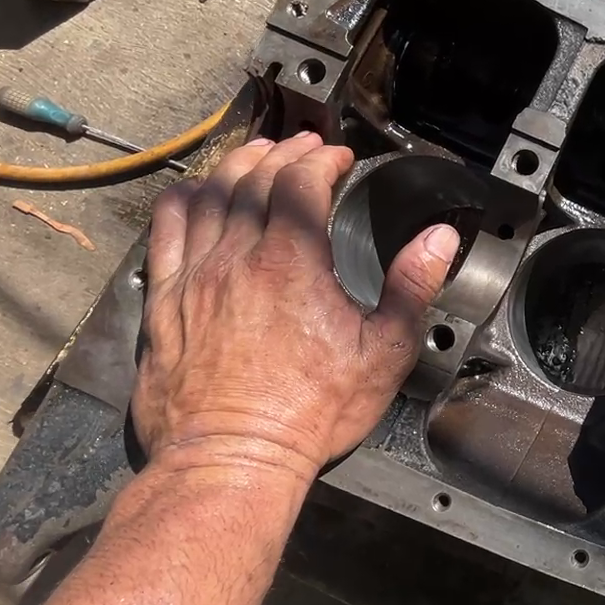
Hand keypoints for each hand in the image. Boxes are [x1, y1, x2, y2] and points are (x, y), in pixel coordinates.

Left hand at [132, 133, 459, 483]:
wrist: (234, 458)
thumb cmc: (315, 408)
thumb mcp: (386, 350)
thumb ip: (413, 286)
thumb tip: (440, 236)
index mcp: (294, 262)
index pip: (301, 183)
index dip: (322, 159)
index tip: (340, 157)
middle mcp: (238, 257)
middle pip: (253, 180)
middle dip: (282, 153)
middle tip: (303, 146)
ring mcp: (195, 278)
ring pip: (208, 197)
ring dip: (235, 167)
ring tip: (255, 154)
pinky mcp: (165, 304)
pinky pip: (164, 234)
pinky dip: (182, 202)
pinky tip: (195, 193)